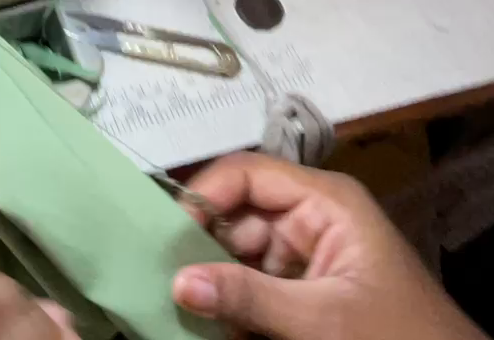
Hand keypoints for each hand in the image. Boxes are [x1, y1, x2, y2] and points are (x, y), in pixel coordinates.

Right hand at [172, 153, 487, 339]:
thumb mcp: (325, 321)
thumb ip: (249, 297)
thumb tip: (176, 281)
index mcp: (324, 200)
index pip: (246, 173)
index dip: (205, 194)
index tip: (169, 232)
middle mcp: (311, 216)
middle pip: (237, 212)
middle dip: (204, 243)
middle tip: (168, 272)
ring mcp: (307, 255)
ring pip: (239, 250)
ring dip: (213, 276)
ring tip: (183, 301)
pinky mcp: (305, 292)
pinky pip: (253, 283)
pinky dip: (232, 301)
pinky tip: (211, 319)